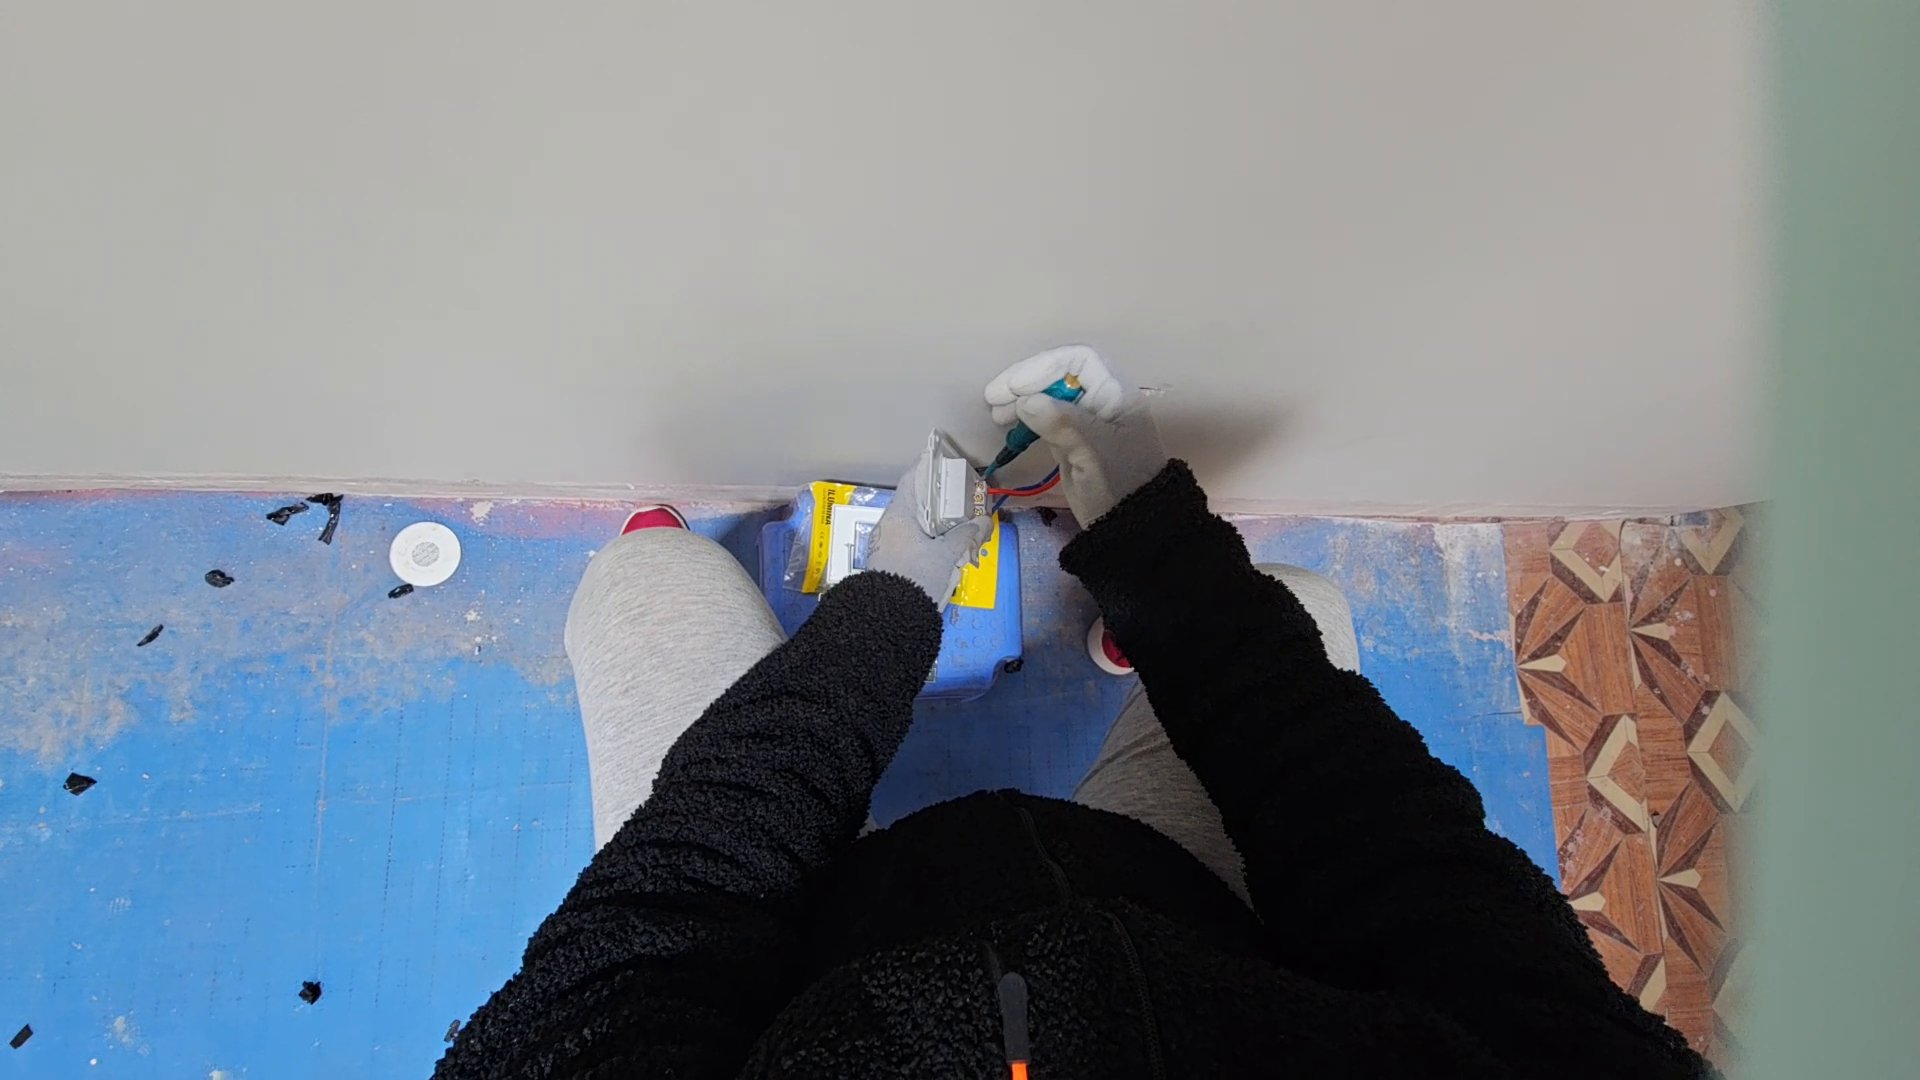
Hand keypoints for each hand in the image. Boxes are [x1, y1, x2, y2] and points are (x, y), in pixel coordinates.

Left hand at [866, 450, 995, 609]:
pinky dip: (930, 539)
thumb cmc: (916, 576)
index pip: (913, 480)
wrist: (889, 616)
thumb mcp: (945, 554)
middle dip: (939, 500)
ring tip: (959, 523)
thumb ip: (965, 535)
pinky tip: (946, 546)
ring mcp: (889, 545)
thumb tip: (983, 521)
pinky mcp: (892, 563)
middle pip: (916, 503)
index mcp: (899, 515)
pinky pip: (913, 542)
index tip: (946, 462)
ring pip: (916, 524)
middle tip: (962, 496)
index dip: (929, 468)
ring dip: (936, 522)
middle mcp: (890, 525)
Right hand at [984, 345, 1169, 524]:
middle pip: (1059, 376)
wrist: (1129, 529)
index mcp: (1114, 395)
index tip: (1017, 387)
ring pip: (1048, 397)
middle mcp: (1099, 401)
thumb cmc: (1118, 486)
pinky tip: (1008, 425)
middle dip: (1026, 384)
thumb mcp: (1093, 452)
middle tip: (995, 400)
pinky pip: (1045, 420)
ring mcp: (1085, 422)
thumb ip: (1062, 423)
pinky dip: (1025, 419)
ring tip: (997, 416)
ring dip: (1020, 401)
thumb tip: (1025, 401)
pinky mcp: (1072, 441)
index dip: (1045, 367)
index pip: (1078, 362)